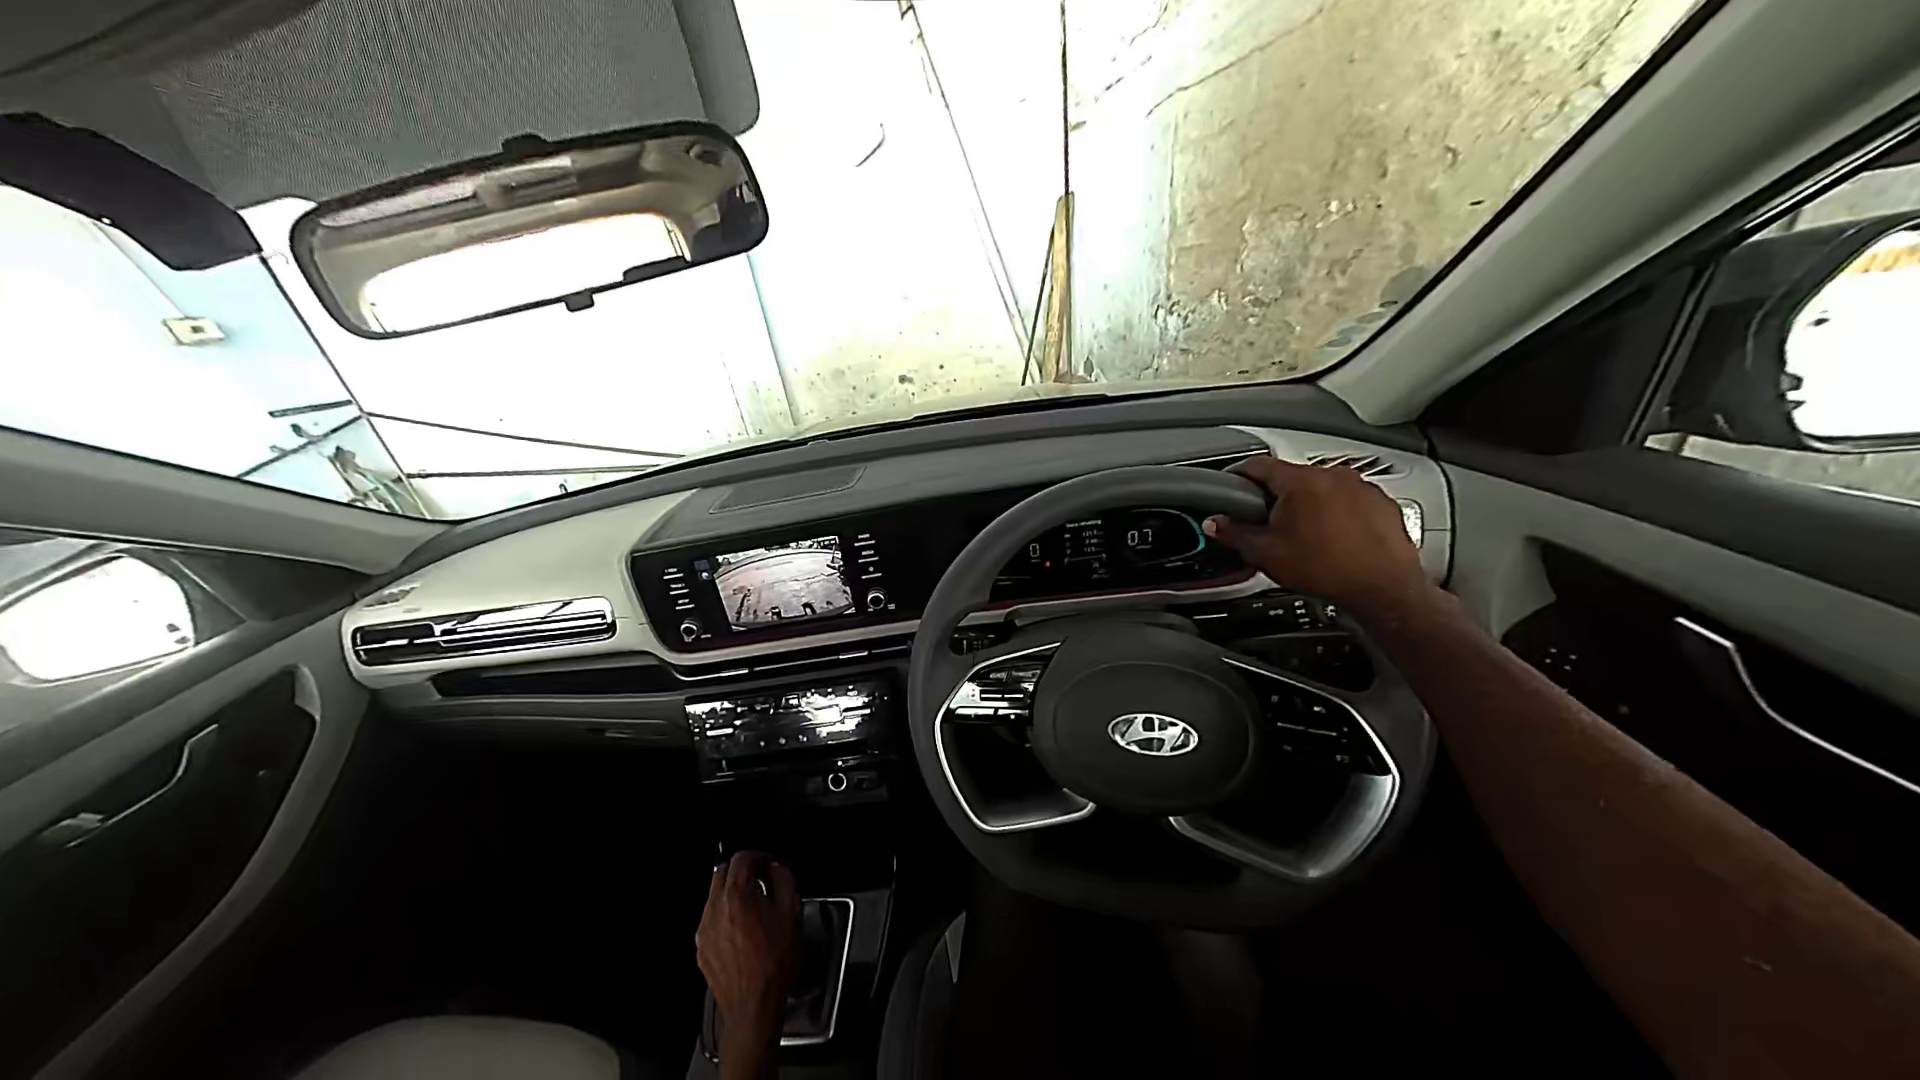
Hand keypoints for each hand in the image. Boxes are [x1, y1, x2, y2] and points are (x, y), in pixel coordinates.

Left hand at [697, 851, 799, 1068]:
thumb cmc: (774, 962)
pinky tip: (743, 931)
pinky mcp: (702, 948)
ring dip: (732, 893)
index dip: (759, 857)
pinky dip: (725, 915)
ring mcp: (704, 930)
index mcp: (737, 896)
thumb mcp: (792, 912)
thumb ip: (784, 880)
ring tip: (754, 908)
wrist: (754, 1006)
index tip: (769, 866)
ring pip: (714, 896)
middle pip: (722, 872)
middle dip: (742, 871)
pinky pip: (711, 919)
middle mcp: (714, 909)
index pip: (741, 858)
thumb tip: (775, 869)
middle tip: (760, 881)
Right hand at [1203, 455, 1437, 618]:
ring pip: (1321, 489)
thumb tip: (1217, 524)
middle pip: (1291, 477)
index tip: (1232, 482)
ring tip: (1305, 537)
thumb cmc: (1329, 570)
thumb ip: (1234, 533)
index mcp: (1301, 482)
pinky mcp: (1381, 503)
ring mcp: (1361, 487)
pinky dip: (1337, 514)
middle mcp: (1333, 476)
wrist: (1383, 590)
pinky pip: (1349, 500)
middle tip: (1270, 525)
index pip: (1258, 465)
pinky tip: (1333, 540)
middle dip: (1277, 497)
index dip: (1238, 474)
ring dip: (1309, 505)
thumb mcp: (1265, 553)